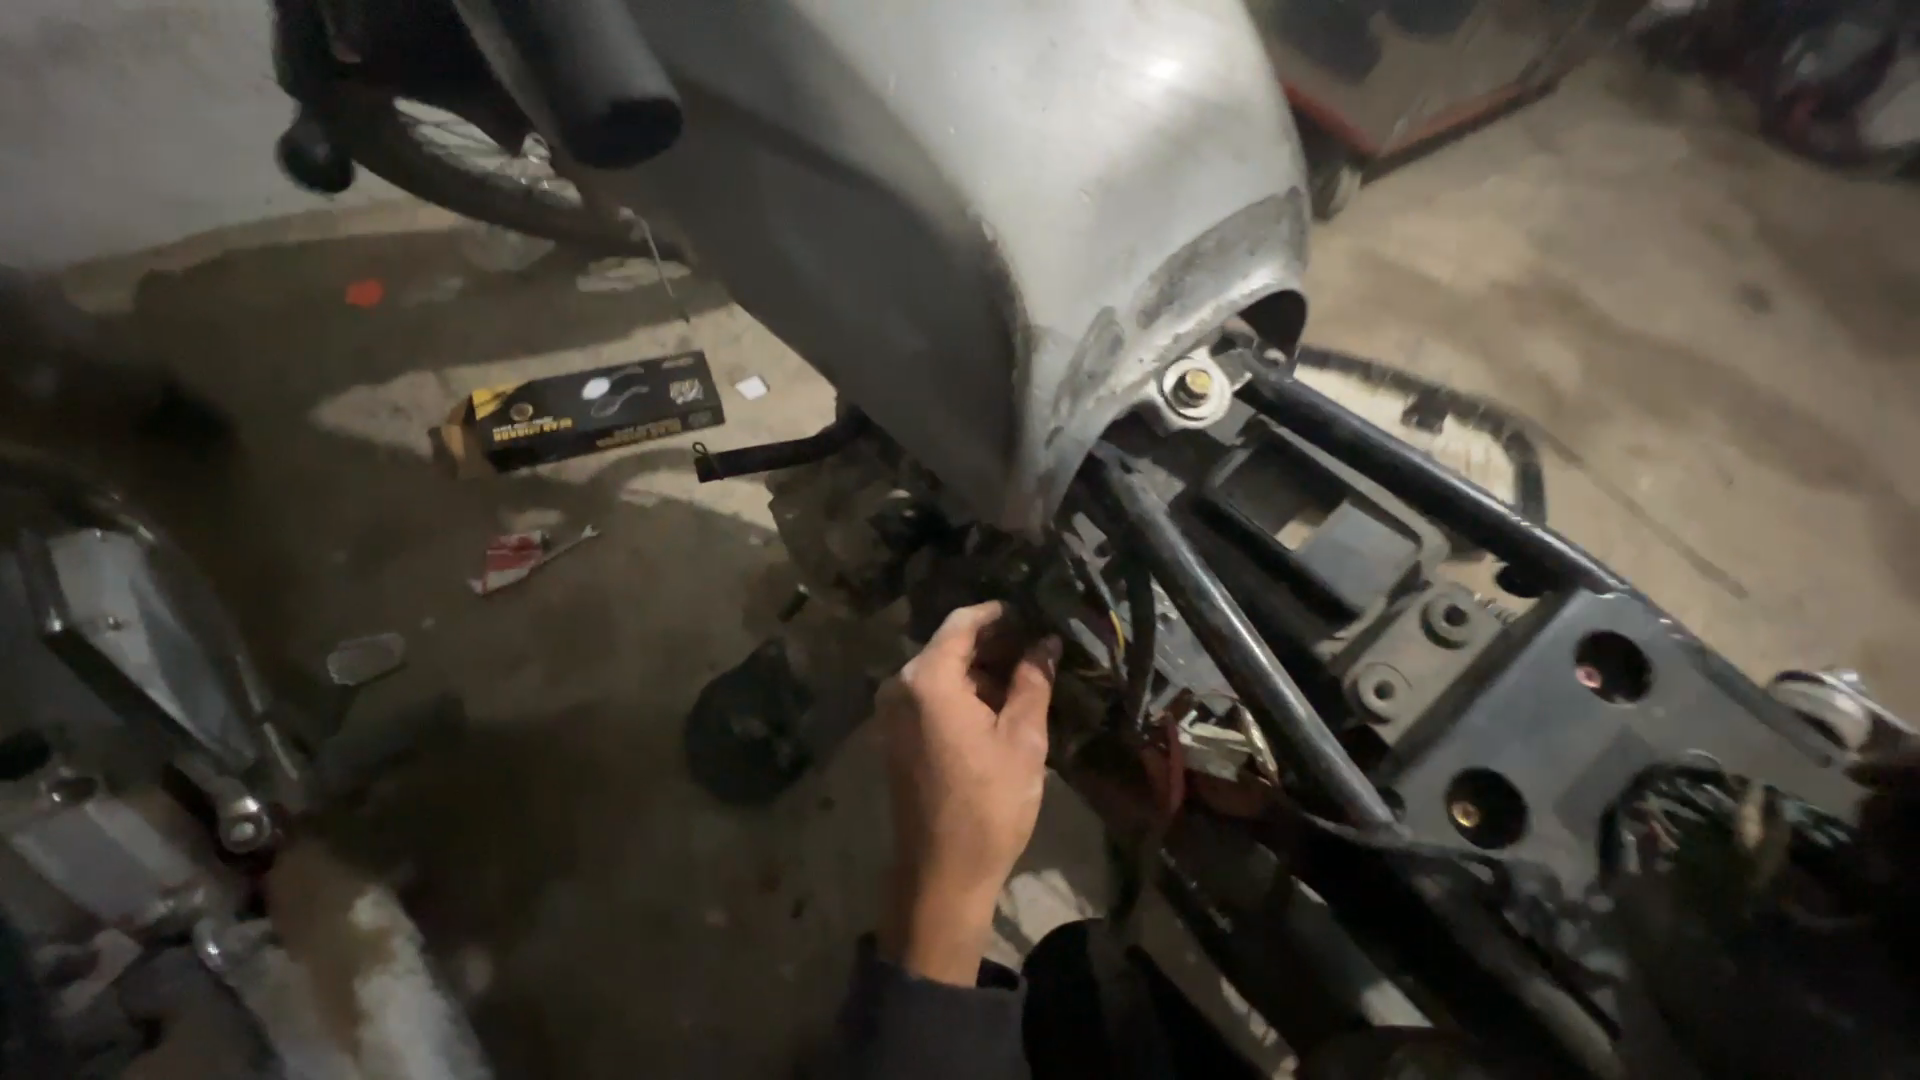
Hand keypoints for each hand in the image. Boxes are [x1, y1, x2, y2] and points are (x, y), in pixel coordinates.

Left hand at [876, 601, 1059, 984]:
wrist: (942, 873)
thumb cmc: (988, 804)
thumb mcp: (1022, 738)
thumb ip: (1033, 680)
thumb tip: (1046, 641)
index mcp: (927, 678)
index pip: (962, 622)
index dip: (999, 614)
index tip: (1034, 614)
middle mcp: (900, 685)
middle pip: (949, 645)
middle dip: (994, 643)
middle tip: (1039, 648)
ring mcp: (892, 711)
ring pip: (941, 671)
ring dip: (980, 670)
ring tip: (1027, 677)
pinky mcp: (894, 733)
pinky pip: (930, 696)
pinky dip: (962, 692)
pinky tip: (998, 705)